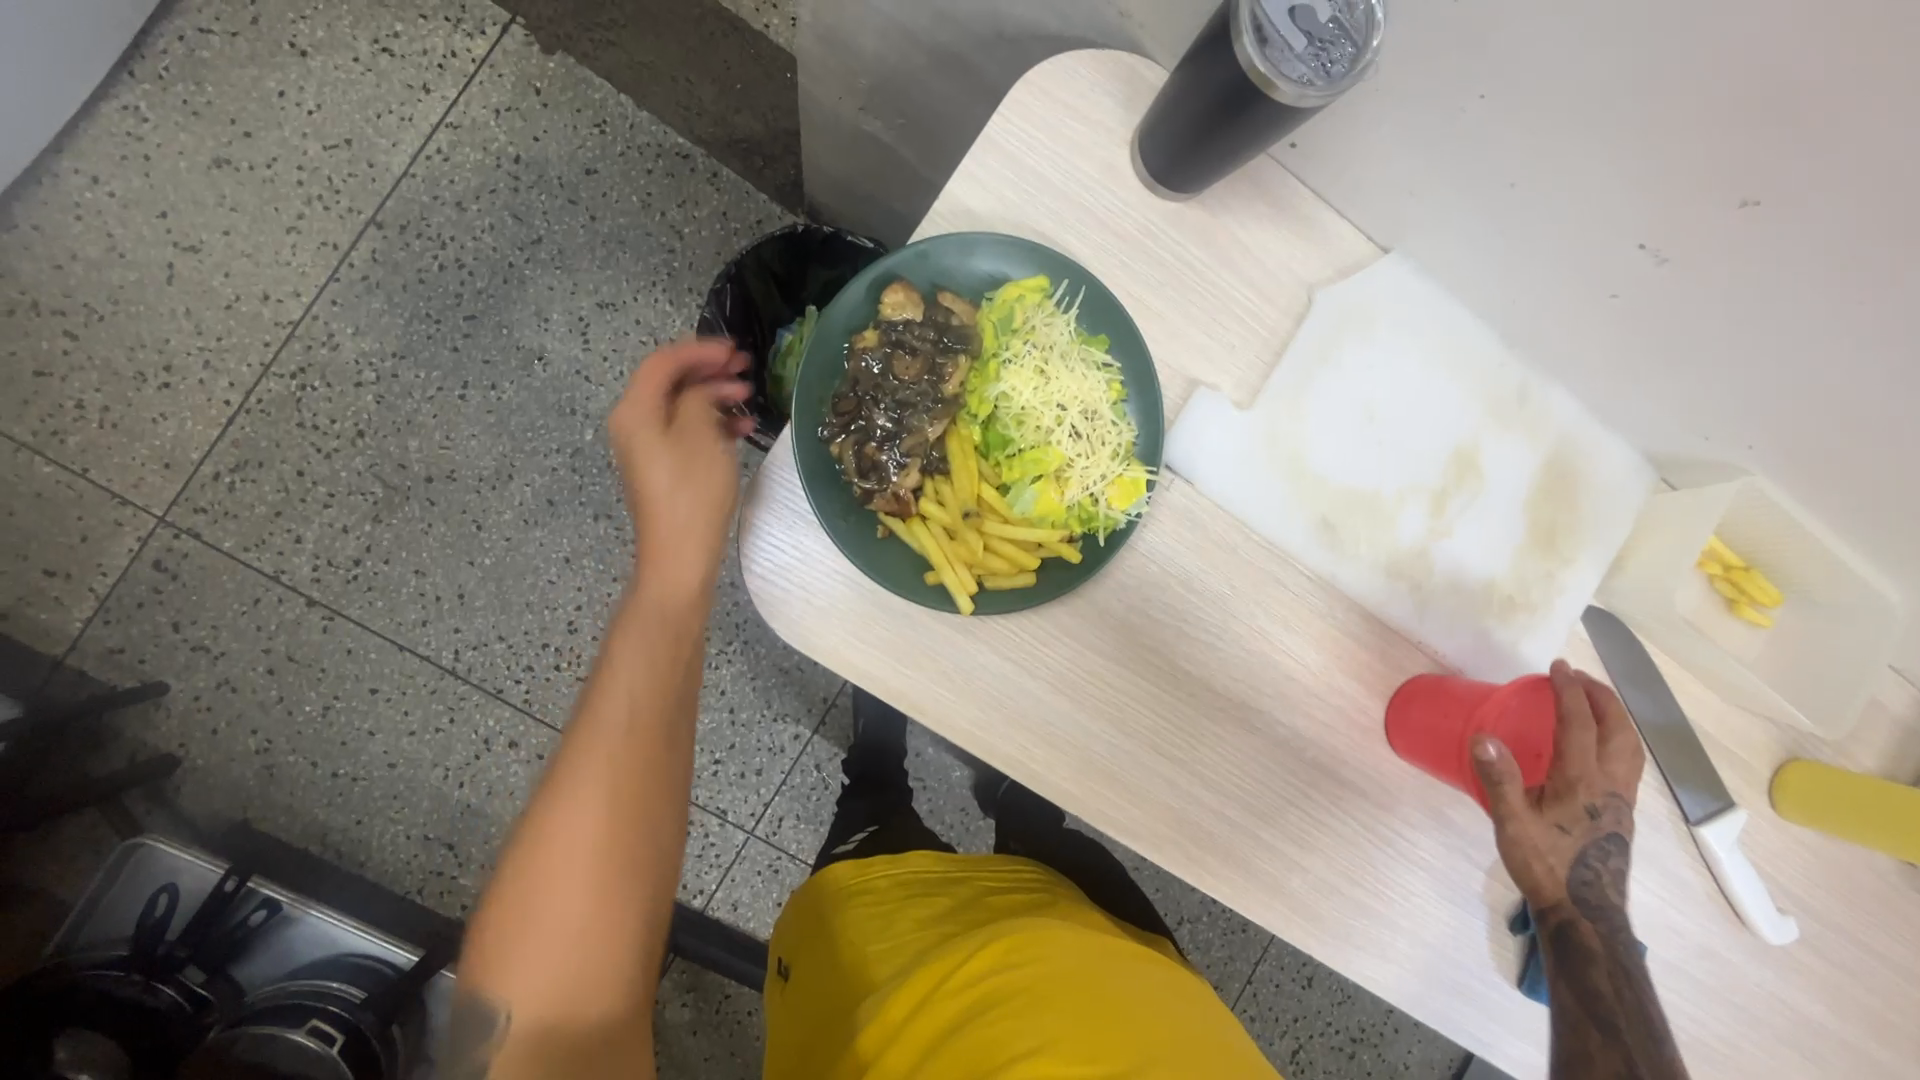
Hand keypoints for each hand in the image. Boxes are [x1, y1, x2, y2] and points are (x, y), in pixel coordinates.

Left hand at [607, 338, 755, 594]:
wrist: (680, 555)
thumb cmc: (692, 491)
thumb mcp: (701, 433)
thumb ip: (701, 398)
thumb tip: (704, 390)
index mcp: (635, 410)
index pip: (664, 362)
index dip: (700, 350)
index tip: (736, 350)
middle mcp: (634, 423)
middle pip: (670, 382)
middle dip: (709, 371)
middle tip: (746, 368)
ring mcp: (647, 447)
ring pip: (681, 406)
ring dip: (715, 397)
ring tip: (748, 397)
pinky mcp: (662, 467)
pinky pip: (685, 431)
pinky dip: (712, 423)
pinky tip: (742, 428)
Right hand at [1472, 660, 1646, 909]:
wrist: (1586, 912)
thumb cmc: (1545, 865)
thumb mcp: (1512, 823)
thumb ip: (1499, 779)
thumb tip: (1483, 735)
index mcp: (1583, 780)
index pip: (1580, 724)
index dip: (1569, 691)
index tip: (1557, 668)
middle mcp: (1611, 784)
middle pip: (1619, 730)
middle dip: (1602, 698)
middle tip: (1578, 678)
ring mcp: (1622, 801)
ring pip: (1631, 747)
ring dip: (1616, 717)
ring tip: (1594, 703)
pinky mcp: (1622, 814)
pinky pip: (1628, 763)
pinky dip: (1617, 739)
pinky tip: (1599, 747)